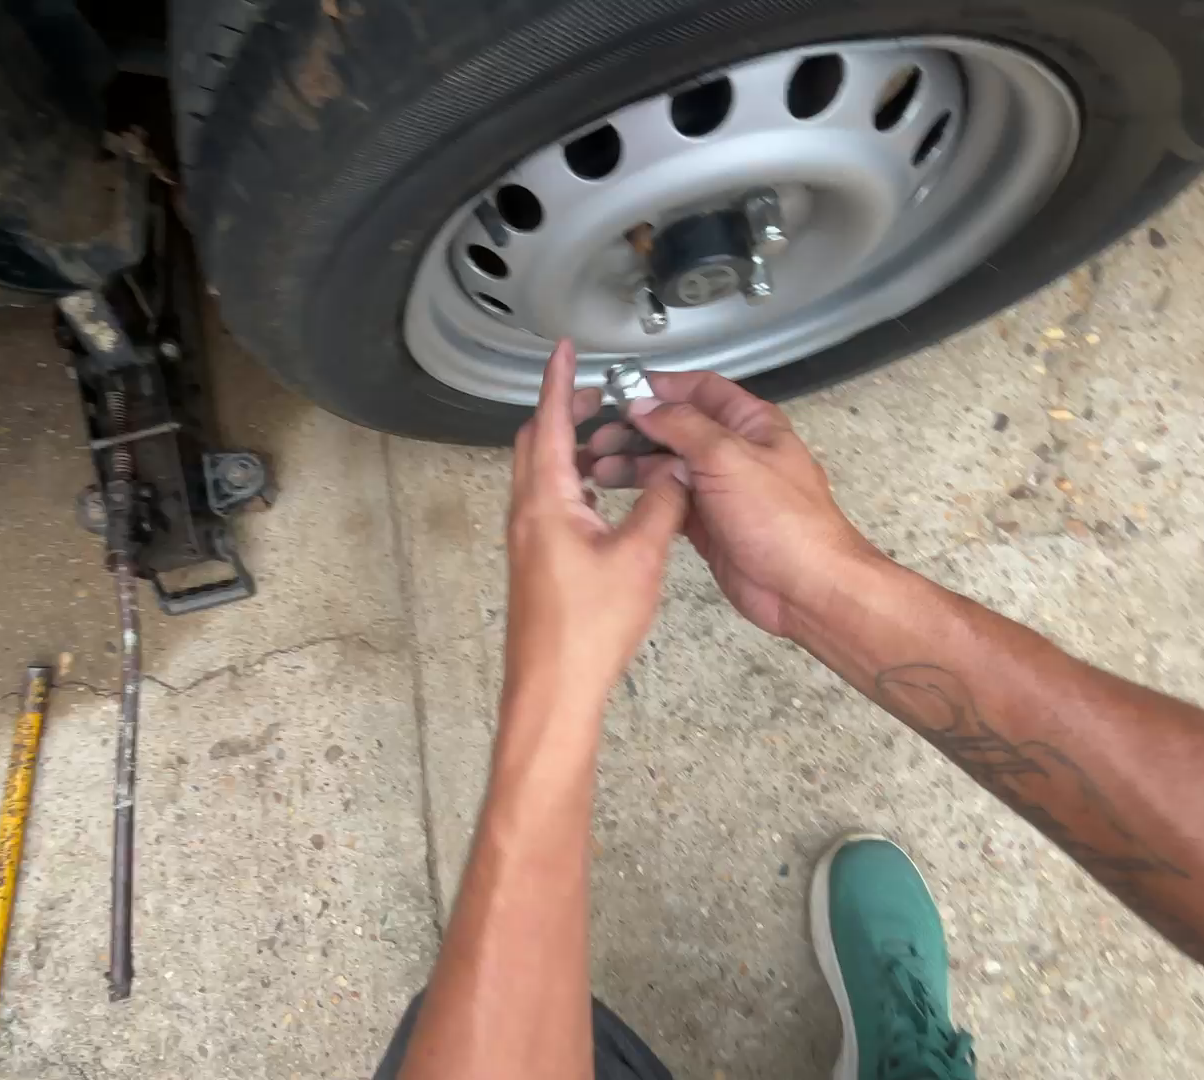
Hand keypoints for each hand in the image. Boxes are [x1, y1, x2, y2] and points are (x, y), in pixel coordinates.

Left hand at [502, 341, 688, 717]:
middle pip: (536, 442)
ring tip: (608, 440)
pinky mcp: (534, 561)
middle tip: (600, 396)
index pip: (548, 422)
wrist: (552, 686)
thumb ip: (660, 505)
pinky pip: (547, 503)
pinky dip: (571, 482)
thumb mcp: (639, 557)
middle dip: (564, 411)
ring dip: (568, 448)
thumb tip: (677, 472)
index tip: (563, 350)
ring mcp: (526, 539)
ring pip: (540, 474)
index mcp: (545, 500)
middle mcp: (526, 513)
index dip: (558, 382)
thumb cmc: (589, 626)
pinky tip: (601, 495)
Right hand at [581, 371, 878, 638]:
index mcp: (750, 424)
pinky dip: (643, 494)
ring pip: (666, 466)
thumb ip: (682, 427)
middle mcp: (733, 452)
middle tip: (599, 438)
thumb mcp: (728, 458)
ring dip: (632, 463)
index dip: (661, 387)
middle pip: (676, 428)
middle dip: (636, 430)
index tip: (621, 391)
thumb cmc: (783, 520)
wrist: (803, 587)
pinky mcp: (705, 522)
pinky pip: (667, 499)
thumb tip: (645, 406)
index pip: (700, 390)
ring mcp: (718, 488)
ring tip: (598, 466)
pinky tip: (617, 492)